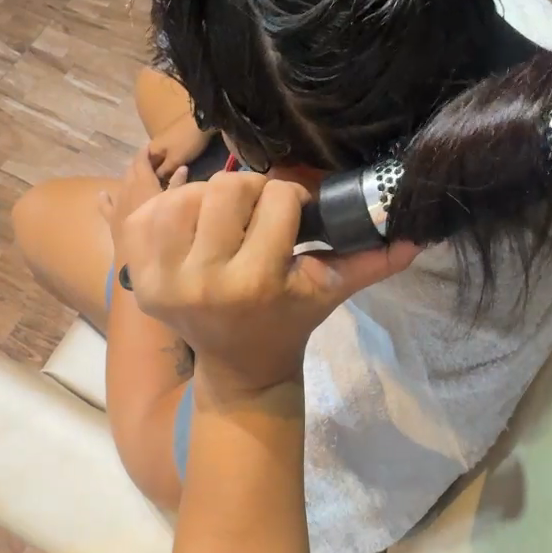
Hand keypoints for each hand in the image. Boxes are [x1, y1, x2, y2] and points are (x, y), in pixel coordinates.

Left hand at [101, 146, 187, 228]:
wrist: (141, 251)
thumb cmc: (163, 223)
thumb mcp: (176, 201)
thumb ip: (178, 184)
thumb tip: (182, 167)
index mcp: (144, 183)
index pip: (141, 162)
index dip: (144, 153)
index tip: (149, 147)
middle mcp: (128, 190)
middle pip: (131, 172)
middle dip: (138, 165)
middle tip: (148, 162)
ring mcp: (118, 204)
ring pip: (121, 186)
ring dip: (128, 179)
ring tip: (135, 176)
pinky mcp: (112, 219)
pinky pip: (106, 206)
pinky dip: (105, 199)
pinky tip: (102, 194)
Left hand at [113, 172, 418, 404]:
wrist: (238, 365)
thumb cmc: (289, 320)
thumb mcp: (332, 291)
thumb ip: (373, 261)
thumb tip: (418, 235)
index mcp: (254, 282)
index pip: (277, 199)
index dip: (292, 199)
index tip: (294, 215)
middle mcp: (200, 281)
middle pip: (226, 187)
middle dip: (250, 193)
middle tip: (257, 214)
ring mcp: (159, 279)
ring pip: (185, 194)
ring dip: (208, 199)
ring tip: (224, 222)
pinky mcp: (133, 275)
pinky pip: (146, 212)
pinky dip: (169, 209)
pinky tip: (190, 228)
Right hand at [147, 115, 216, 181]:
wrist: (203, 120)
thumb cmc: (187, 142)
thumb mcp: (175, 160)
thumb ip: (164, 171)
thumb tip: (154, 182)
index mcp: (151, 149)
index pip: (144, 169)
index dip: (150, 180)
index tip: (158, 191)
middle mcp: (155, 143)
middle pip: (153, 162)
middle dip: (158, 174)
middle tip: (166, 187)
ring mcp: (166, 139)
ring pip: (162, 157)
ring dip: (166, 167)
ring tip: (173, 180)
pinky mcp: (177, 136)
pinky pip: (171, 152)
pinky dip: (173, 160)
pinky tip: (179, 167)